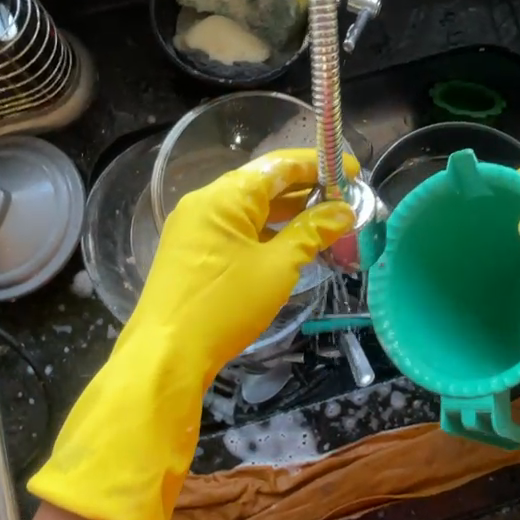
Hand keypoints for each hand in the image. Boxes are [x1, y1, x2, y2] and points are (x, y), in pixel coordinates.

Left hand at [28, 148, 353, 519]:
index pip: (278, 164)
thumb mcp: (278, 268)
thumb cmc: (225, 305)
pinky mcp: (191, 252)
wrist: (166, 355)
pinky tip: (292, 242)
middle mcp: (205, 202)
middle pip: (262, 183)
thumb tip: (343, 212)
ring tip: (327, 220)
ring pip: (249, 208)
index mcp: (225, 196)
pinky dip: (266, 231)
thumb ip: (311, 233)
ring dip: (287, 212)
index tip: (353, 171)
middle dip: (306, 188)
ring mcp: (194, 227)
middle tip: (345, 199)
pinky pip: (235, 229)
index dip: (319, 164)